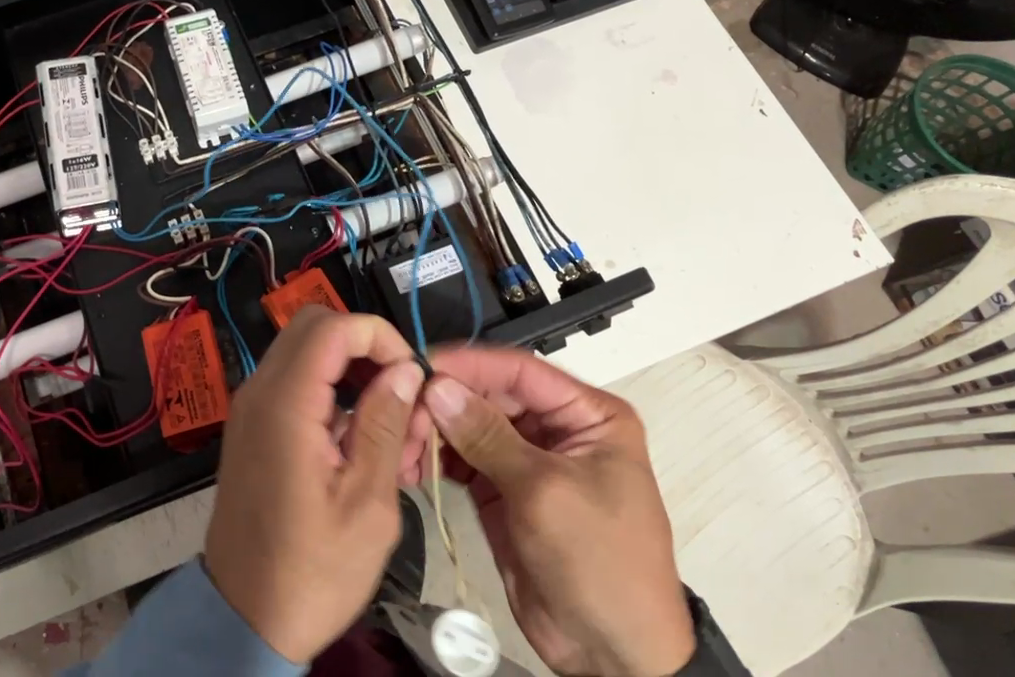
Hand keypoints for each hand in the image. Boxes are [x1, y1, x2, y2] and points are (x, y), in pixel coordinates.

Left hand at [203, 306, 427, 663]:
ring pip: (305, 353)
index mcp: (284, 405)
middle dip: (365, 348)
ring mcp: (250, 409)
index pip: (333, 326)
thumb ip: (385, 425)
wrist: (244, 619)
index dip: (379, 336)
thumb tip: (404, 370)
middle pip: (314, 327)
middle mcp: (258, 393)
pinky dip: (330, 393)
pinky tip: (362, 443)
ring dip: (350, 371)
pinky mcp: (252, 429)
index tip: (412, 376)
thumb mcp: (368, 504)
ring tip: (392, 428)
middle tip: (402, 395)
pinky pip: (293, 384)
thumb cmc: (312, 572)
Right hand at [424, 347, 693, 676]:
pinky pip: (462, 461)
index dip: (469, 366)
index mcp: (588, 416)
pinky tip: (410, 463)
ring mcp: (527, 461)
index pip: (519, 372)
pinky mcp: (502, 492)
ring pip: (469, 426)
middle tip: (402, 413)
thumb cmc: (602, 565)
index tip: (421, 367)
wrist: (612, 654)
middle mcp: (557, 430)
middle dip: (444, 403)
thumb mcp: (545, 491)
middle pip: (489, 396)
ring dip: (434, 431)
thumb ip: (488, 436)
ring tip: (401, 443)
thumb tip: (439, 387)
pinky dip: (435, 460)